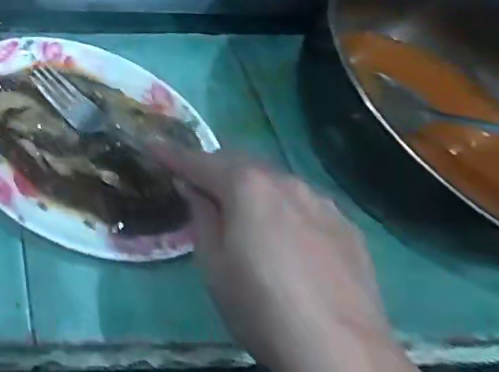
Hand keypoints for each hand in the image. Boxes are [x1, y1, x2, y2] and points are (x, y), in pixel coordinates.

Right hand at [151, 145, 411, 371]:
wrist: (342, 351)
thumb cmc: (263, 308)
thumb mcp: (214, 268)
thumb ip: (201, 218)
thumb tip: (194, 189)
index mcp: (246, 185)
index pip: (199, 162)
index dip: (172, 155)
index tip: (152, 146)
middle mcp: (284, 179)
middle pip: (240, 165)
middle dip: (216, 172)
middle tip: (199, 189)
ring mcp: (320, 200)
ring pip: (276, 183)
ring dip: (255, 192)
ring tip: (246, 220)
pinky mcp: (346, 226)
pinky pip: (306, 207)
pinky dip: (288, 213)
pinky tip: (290, 244)